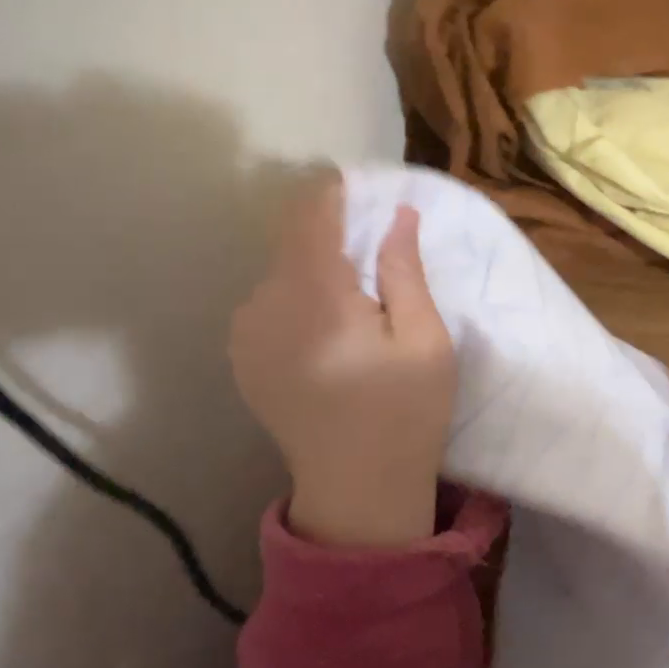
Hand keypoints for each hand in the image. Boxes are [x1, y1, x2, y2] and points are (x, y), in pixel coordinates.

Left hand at [229, 172, 455, 548]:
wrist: (356, 486)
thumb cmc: (405, 410)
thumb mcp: (426, 340)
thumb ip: (405, 272)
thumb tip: (398, 215)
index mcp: (316, 298)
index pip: (310, 217)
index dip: (332, 190)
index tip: (360, 182)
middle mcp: (265, 306)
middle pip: (292, 242)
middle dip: (332, 233)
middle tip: (377, 249)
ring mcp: (246, 333)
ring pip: (281, 272)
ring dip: (316, 268)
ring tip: (359, 300)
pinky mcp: (243, 355)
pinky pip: (269, 302)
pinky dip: (300, 296)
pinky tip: (332, 330)